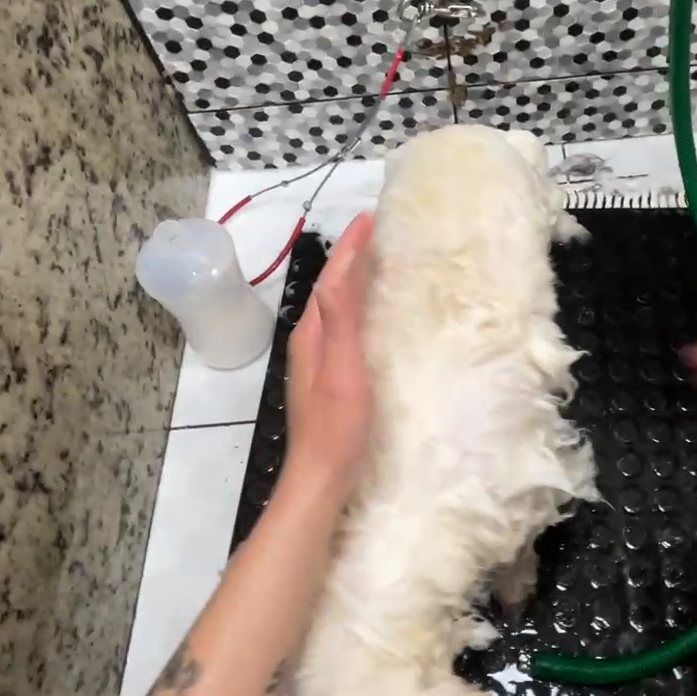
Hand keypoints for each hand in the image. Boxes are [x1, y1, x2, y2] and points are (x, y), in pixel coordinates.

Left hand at [281, 213, 376, 500]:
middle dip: (353, 256)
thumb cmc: (337, 427)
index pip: (332, 278)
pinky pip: (347, 324)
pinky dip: (361, 305)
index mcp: (313, 333)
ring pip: (339, 305)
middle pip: (333, 287)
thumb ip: (340, 323)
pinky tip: (380, 312)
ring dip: (357, 279)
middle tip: (383, 232)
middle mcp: (312, 339)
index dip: (350, 247)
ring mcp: (320, 358)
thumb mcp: (341, 371)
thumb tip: (339, 273)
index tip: (370, 217)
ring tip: (384, 260)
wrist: (322, 478)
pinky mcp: (332, 374)